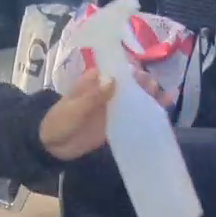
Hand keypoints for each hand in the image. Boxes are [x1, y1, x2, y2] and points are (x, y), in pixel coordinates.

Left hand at [39, 68, 172, 161]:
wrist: (50, 147)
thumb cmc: (58, 122)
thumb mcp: (73, 109)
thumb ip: (92, 97)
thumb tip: (113, 79)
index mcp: (95, 81)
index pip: (117, 70)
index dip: (132, 71)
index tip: (143, 76)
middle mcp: (106, 91)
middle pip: (130, 84)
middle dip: (144, 84)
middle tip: (154, 90)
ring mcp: (111, 108)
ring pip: (134, 100)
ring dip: (150, 98)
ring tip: (166, 99)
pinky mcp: (113, 125)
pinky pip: (131, 119)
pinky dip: (144, 116)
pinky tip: (159, 116)